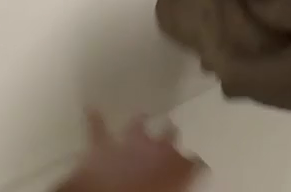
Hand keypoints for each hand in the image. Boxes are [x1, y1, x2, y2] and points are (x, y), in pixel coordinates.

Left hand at [58, 110, 204, 191]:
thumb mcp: (170, 190)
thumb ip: (179, 184)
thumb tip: (184, 185)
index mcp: (177, 166)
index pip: (195, 163)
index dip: (196, 164)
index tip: (199, 165)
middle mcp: (156, 149)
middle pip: (170, 136)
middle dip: (171, 135)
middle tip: (173, 136)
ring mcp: (128, 144)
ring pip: (138, 124)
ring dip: (141, 122)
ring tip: (144, 115)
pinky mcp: (102, 146)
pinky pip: (97, 127)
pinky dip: (95, 117)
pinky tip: (91, 106)